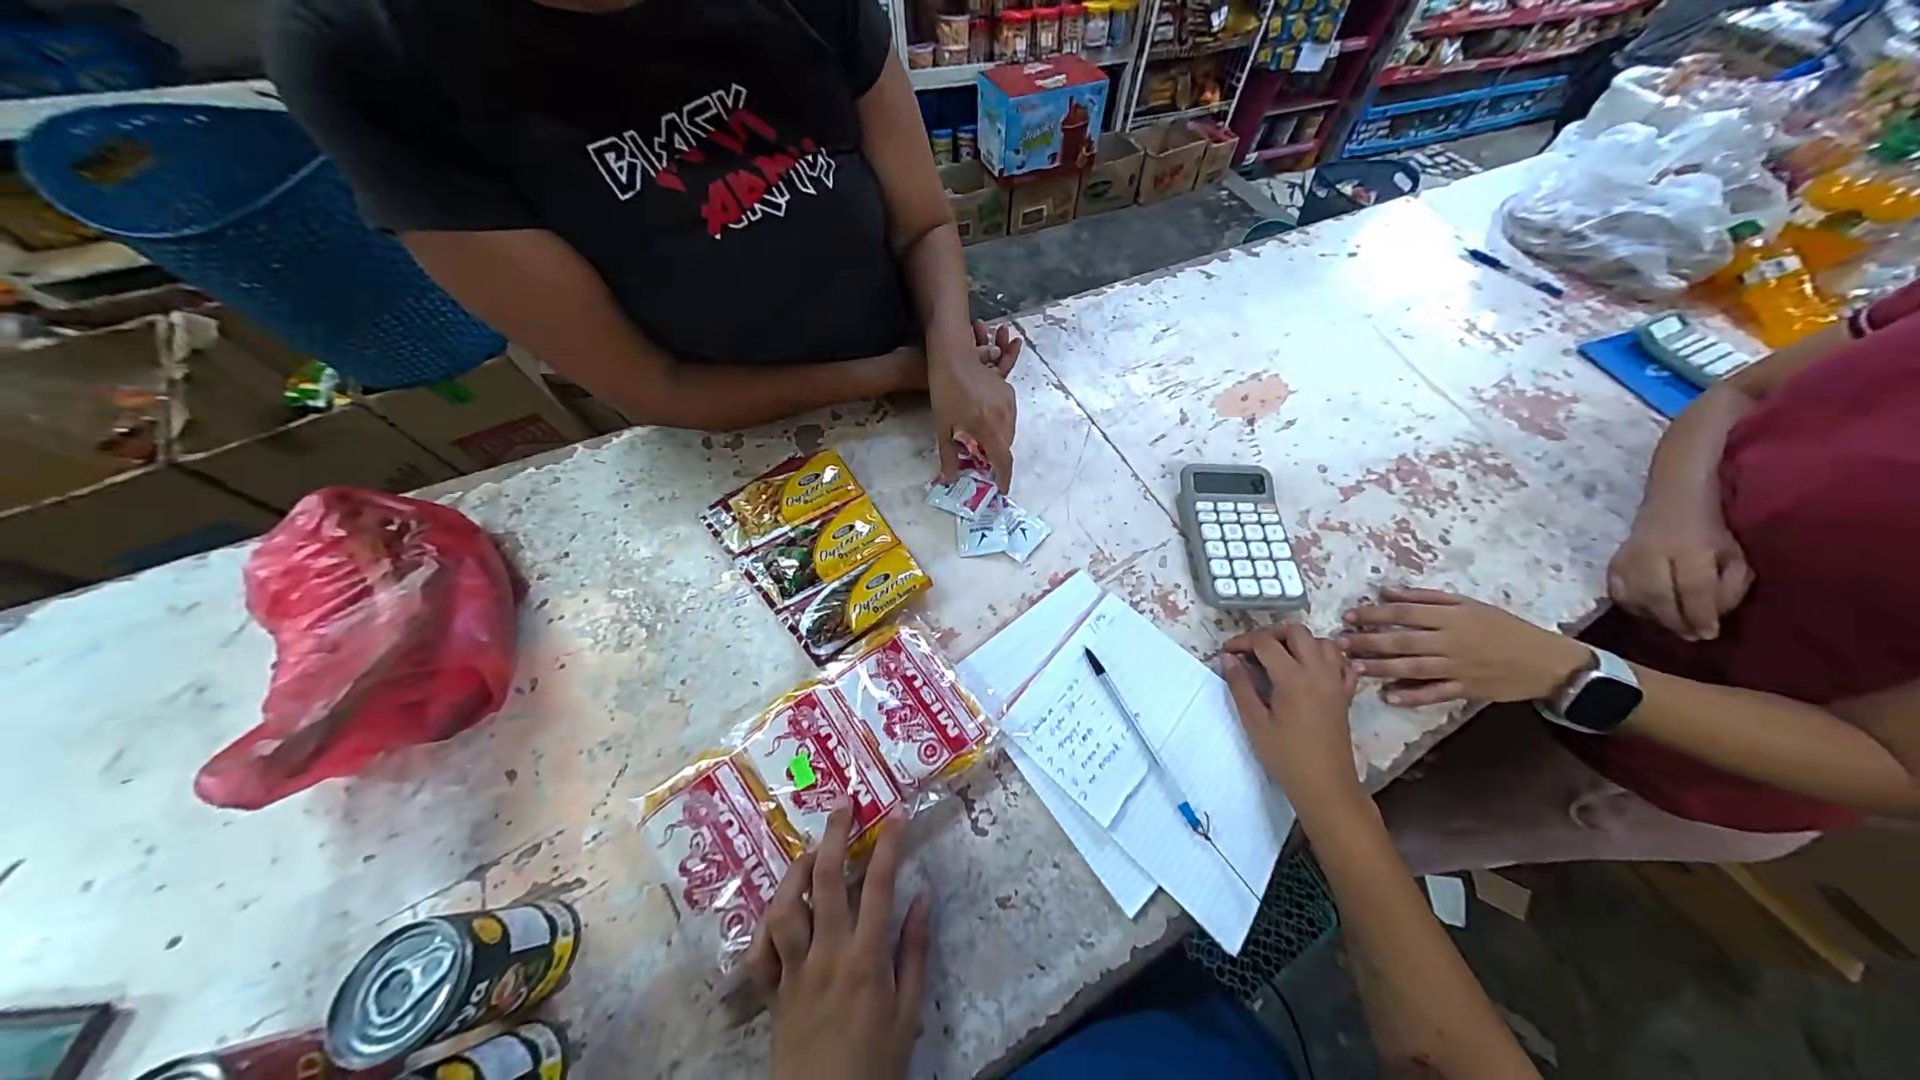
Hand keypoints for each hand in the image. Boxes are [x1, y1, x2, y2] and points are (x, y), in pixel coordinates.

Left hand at [764, 807, 929, 1079]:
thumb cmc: (877, 1061)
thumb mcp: (910, 1012)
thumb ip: (915, 950)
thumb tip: (922, 895)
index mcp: (867, 959)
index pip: (879, 886)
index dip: (888, 844)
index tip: (896, 813)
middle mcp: (827, 954)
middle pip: (827, 881)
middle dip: (835, 836)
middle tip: (842, 806)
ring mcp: (794, 971)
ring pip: (785, 906)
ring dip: (796, 871)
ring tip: (812, 851)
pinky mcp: (772, 990)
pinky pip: (758, 950)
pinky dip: (765, 924)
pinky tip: (780, 908)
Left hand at [928, 323, 1017, 489]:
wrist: (953, 352)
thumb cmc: (944, 388)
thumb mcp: (942, 425)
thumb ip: (948, 455)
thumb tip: (950, 480)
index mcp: (987, 426)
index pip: (1003, 460)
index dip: (1004, 478)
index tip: (1002, 489)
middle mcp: (1003, 416)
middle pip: (1006, 446)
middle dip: (996, 458)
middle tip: (981, 463)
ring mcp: (1008, 401)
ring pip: (1009, 431)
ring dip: (998, 441)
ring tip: (979, 441)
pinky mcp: (1008, 390)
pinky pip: (1008, 417)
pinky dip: (999, 425)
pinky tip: (983, 422)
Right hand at [1223, 623, 1363, 810]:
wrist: (1325, 785)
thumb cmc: (1285, 755)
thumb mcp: (1254, 721)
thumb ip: (1240, 685)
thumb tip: (1227, 658)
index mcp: (1293, 677)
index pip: (1265, 642)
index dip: (1242, 642)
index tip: (1227, 652)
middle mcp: (1318, 671)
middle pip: (1296, 632)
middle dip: (1270, 634)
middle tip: (1252, 649)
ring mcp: (1336, 681)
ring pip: (1322, 642)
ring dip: (1299, 641)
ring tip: (1279, 655)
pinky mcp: (1345, 694)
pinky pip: (1342, 663)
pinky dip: (1327, 656)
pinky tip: (1311, 666)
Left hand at [1342, 587, 1590, 706]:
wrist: (1549, 662)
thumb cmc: (1504, 627)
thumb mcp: (1468, 604)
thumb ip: (1425, 598)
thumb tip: (1385, 591)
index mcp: (1452, 617)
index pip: (1404, 613)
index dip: (1373, 614)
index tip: (1348, 616)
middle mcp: (1452, 641)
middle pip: (1402, 641)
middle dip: (1367, 642)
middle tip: (1338, 644)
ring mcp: (1459, 667)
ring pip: (1413, 667)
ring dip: (1380, 668)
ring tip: (1353, 667)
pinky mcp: (1466, 689)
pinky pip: (1435, 694)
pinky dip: (1412, 695)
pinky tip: (1389, 696)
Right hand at [1607, 503, 1751, 640]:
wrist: (1672, 501)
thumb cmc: (1711, 531)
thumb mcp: (1734, 556)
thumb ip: (1728, 587)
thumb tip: (1711, 617)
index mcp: (1691, 550)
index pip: (1693, 589)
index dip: (1700, 615)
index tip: (1709, 634)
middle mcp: (1653, 555)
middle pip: (1659, 597)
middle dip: (1676, 621)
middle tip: (1690, 636)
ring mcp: (1627, 558)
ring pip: (1635, 597)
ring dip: (1653, 617)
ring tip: (1670, 625)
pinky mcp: (1612, 562)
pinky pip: (1617, 592)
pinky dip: (1631, 606)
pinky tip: (1646, 611)